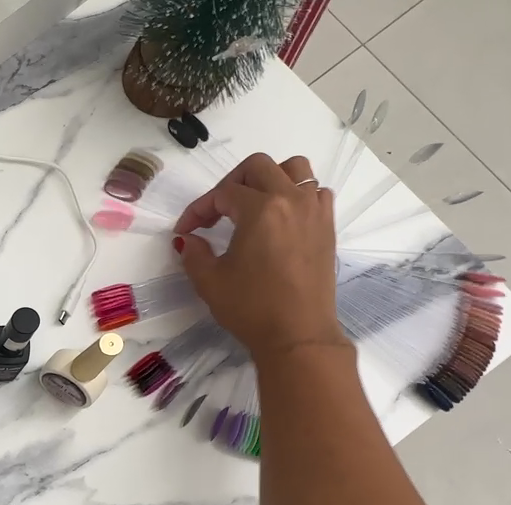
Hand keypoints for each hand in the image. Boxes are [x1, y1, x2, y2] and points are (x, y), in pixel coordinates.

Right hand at [174, 153, 348, 361]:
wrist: (297, 332)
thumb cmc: (250, 307)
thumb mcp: (210, 281)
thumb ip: (194, 253)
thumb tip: (187, 239)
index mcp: (261, 210)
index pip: (223, 193)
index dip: (197, 209)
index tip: (184, 231)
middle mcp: (291, 199)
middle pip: (258, 167)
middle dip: (230, 184)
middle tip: (214, 213)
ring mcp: (314, 209)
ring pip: (293, 169)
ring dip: (266, 180)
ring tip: (249, 207)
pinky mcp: (326, 224)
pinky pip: (313, 191)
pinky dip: (293, 195)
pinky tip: (277, 219)